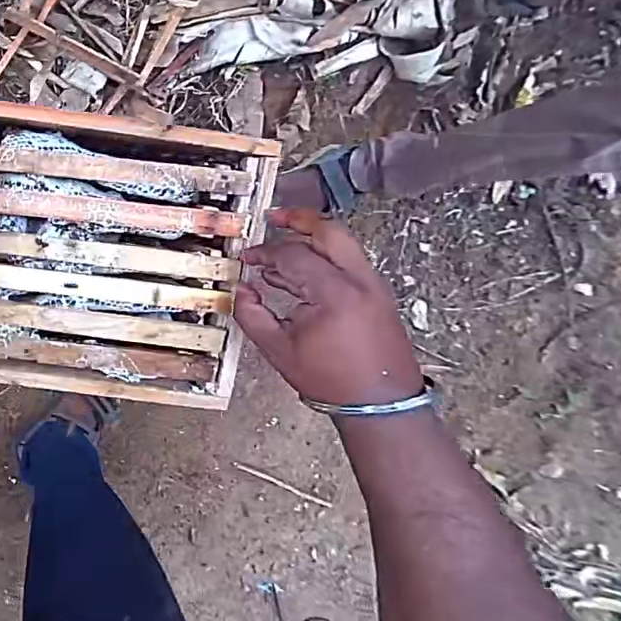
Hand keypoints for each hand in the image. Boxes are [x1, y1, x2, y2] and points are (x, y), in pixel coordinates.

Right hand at [235, 208, 423, 405]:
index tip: (247, 259)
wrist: (379, 402)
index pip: (293, 256)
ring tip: (282, 248)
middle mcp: (359, 282)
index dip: (265, 254)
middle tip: (275, 217)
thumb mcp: (278, 348)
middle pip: (330, 232)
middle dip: (300, 220)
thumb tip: (241, 289)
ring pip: (343, 244)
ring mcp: (374, 286)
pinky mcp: (378, 295)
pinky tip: (300, 273)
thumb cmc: (330, 379)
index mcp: (334, 294)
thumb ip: (252, 313)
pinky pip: (349, 263)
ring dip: (312, 239)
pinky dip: (324, 258)